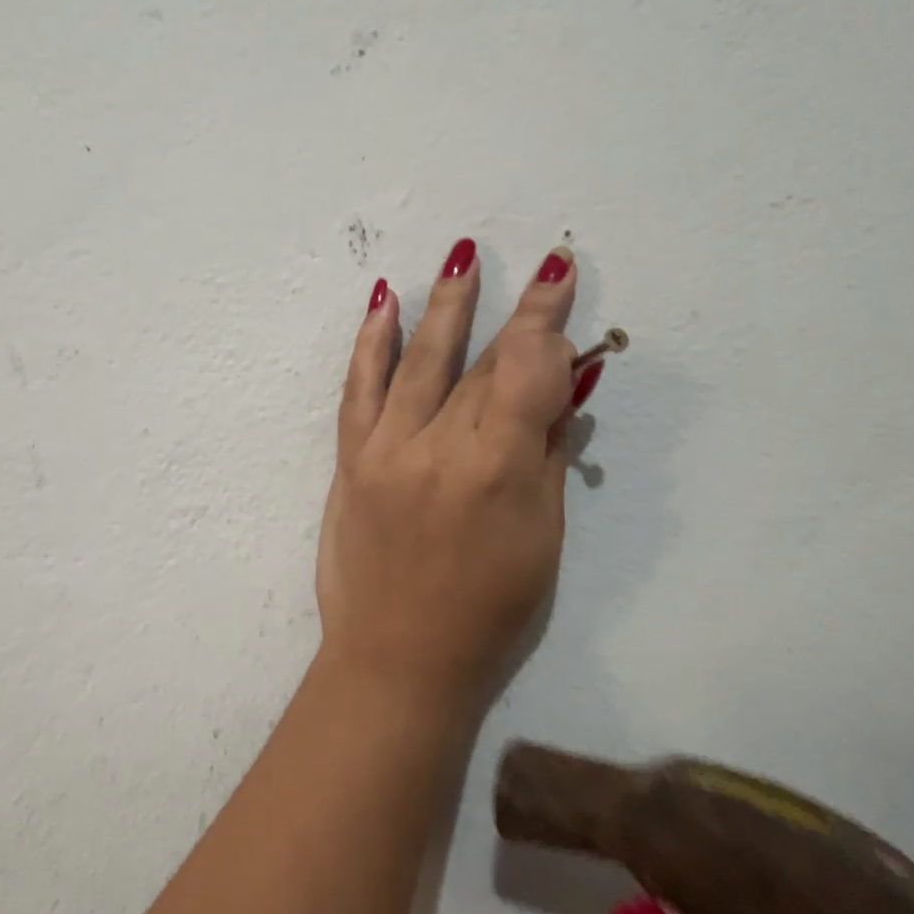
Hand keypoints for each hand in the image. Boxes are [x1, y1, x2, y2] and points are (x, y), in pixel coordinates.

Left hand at [315, 238, 602, 715]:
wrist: (397, 658)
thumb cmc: (487, 613)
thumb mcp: (540, 540)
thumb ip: (548, 458)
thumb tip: (563, 391)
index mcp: (497, 469)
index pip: (527, 370)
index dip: (549, 324)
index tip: (561, 282)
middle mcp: (438, 446)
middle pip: (480, 364)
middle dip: (516, 314)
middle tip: (541, 268)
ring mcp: (386, 451)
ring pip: (419, 362)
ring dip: (446, 304)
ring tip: (463, 255)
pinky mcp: (350, 463)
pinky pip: (359, 391)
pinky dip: (372, 344)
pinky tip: (383, 305)